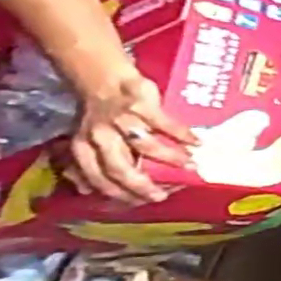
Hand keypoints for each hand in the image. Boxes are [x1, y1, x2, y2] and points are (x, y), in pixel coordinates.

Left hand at [69, 65, 196, 204]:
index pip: (97, 176)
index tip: (141, 202)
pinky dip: (183, 135)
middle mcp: (97, 136)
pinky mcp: (141, 106)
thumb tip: (87, 190)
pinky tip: (197, 142)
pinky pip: (165, 124)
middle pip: (119, 166)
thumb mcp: (88, 138)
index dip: (118, 192)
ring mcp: (120, 121)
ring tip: (192, 165)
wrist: (102, 78)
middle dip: (141, 183)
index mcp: (83, 146)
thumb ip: (90, 161)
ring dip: (171, 158)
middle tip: (162, 195)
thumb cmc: (101, 115)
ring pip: (145, 146)